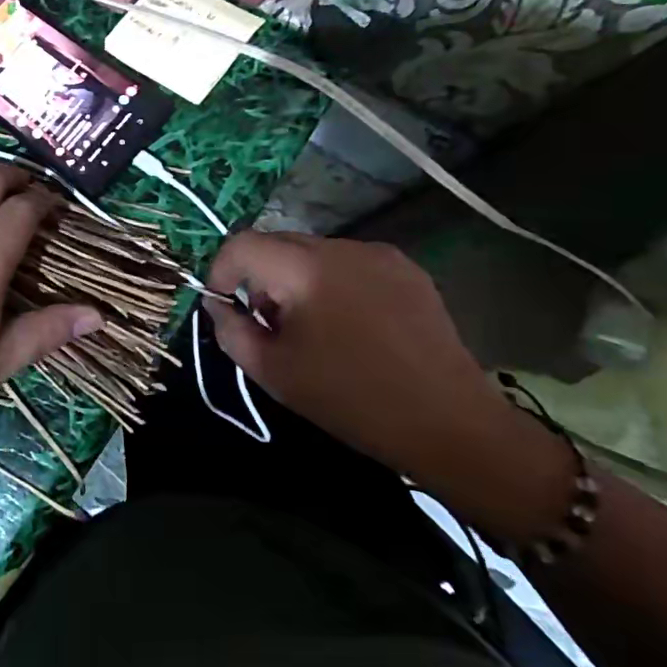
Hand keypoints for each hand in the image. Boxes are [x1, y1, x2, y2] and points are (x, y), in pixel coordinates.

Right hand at [203, 231, 560, 527]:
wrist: (447, 422)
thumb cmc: (350, 400)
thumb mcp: (273, 372)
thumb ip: (231, 330)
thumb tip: (219, 303)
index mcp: (305, 269)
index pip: (241, 244)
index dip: (220, 271)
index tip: (224, 305)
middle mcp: (342, 246)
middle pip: (278, 244)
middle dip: (260, 277)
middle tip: (268, 323)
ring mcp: (379, 253)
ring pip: (314, 253)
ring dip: (297, 280)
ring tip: (314, 328)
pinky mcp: (407, 268)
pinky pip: (350, 263)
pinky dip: (334, 283)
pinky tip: (352, 325)